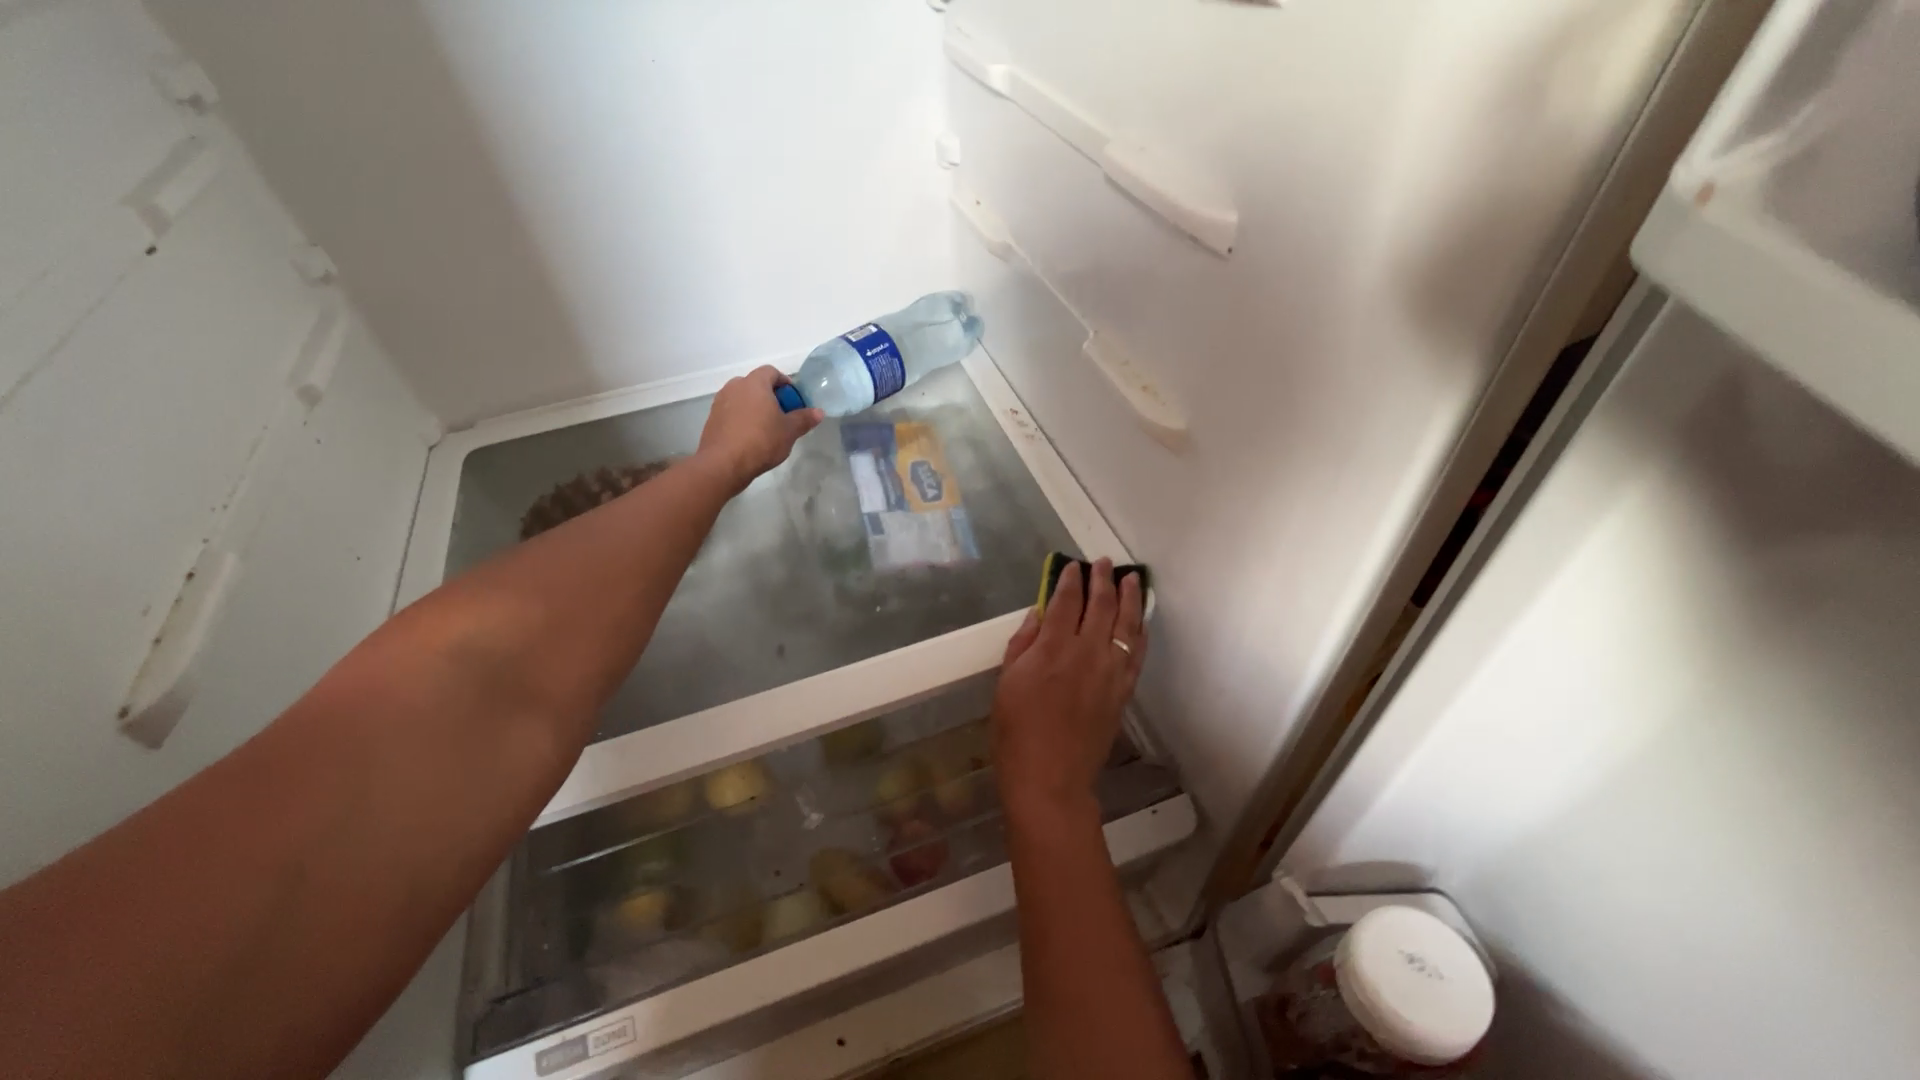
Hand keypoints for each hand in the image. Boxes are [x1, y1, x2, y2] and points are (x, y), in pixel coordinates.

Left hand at [695, 366, 823, 492]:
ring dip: (753, 407)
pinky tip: (749, 436)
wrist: (723, 463)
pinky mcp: (712, 419)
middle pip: (755, 384)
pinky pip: (731, 412)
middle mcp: (734, 387)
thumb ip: (804, 419)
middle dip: (769, 395)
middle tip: (781, 413)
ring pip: (741, 398)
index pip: (771, 372)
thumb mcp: (789, 431)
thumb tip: (819, 412)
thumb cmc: (761, 441)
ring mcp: (720, 402)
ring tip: (765, 426)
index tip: (793, 398)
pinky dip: (741, 418)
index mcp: (754, 383)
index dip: (784, 382)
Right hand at [991, 559, 1147, 824]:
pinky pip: (1137, 652)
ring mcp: (1111, 672)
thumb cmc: (1016, 732)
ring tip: (1131, 578)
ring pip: (1127, 625)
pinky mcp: (1123, 691)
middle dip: (1103, 581)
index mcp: (1053, 649)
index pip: (1067, 602)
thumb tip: (1040, 614)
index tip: (1073, 566)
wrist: (1050, 778)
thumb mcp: (1007, 682)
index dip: (1071, 580)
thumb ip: (1024, 644)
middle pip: (1101, 607)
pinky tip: (1140, 620)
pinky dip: (1140, 631)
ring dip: (1130, 598)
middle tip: (1104, 563)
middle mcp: (1087, 653)